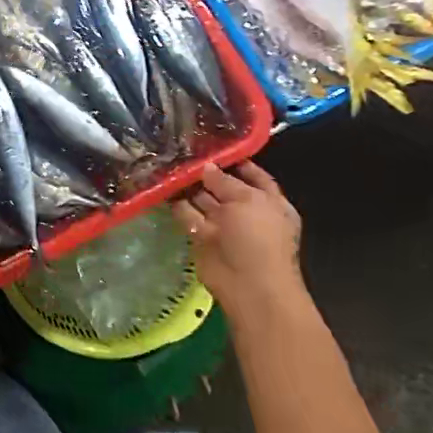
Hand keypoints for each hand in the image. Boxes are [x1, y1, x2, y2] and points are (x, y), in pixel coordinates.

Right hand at [174, 162, 305, 326]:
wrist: (249, 285)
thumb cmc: (259, 237)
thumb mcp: (248, 200)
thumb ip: (225, 181)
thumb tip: (207, 167)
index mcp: (268, 202)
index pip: (253, 176)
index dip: (236, 163)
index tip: (215, 147)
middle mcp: (245, 212)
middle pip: (224, 187)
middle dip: (207, 173)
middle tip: (184, 153)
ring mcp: (223, 227)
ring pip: (204, 202)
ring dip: (189, 188)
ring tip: (170, 166)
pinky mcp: (202, 239)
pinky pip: (189, 218)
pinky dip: (178, 206)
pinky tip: (164, 189)